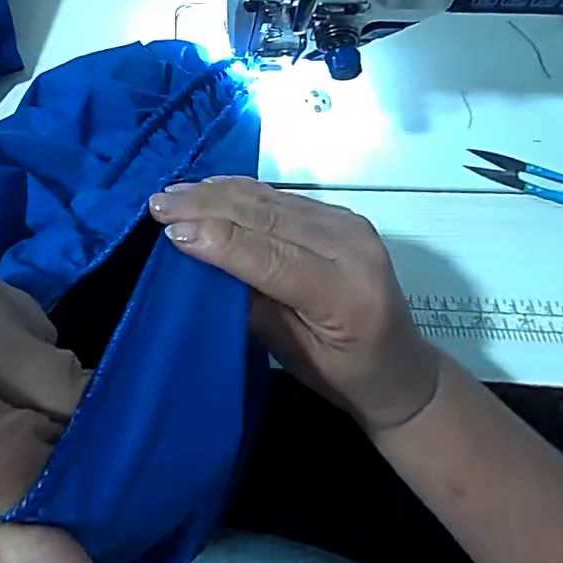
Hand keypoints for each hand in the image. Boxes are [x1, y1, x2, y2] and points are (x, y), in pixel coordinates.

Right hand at [149, 178, 438, 433]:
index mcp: (345, 294)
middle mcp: (351, 247)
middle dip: (206, 206)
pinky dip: (238, 190)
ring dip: (216, 192)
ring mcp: (348, 223)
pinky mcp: (339, 212)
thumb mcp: (289, 350)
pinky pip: (279, 195)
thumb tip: (196, 255)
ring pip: (269, 198)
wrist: (403, 369)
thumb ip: (247, 298)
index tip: (168, 229)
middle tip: (158, 202)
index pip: (270, 256)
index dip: (216, 239)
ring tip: (173, 192)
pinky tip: (208, 187)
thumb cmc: (341, 375)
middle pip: (266, 217)